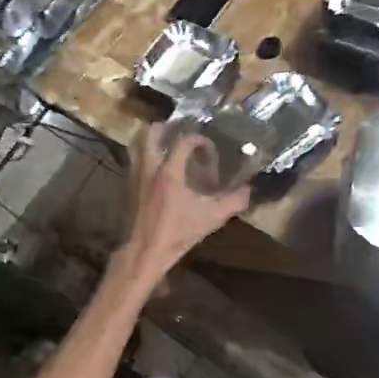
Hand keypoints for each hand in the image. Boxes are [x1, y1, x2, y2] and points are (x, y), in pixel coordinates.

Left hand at [119, 124, 251, 276]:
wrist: (146, 251)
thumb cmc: (178, 232)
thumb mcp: (211, 218)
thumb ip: (233, 201)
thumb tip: (248, 190)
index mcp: (170, 171)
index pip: (183, 141)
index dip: (198, 139)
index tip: (208, 147)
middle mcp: (150, 167)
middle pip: (150, 133)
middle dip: (166, 127)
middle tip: (181, 131)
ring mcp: (137, 176)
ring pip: (139, 145)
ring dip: (154, 141)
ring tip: (169, 145)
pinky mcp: (130, 187)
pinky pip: (137, 161)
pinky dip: (148, 157)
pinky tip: (161, 170)